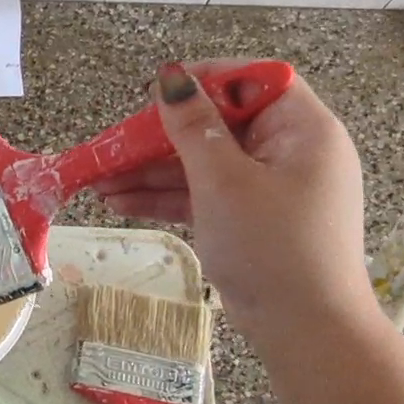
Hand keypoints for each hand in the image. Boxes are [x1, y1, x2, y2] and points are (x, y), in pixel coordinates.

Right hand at [92, 62, 376, 342]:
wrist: (303, 326)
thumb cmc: (270, 245)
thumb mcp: (224, 180)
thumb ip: (194, 127)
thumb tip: (170, 77)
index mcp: (302, 130)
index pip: (254, 82)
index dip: (205, 80)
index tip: (155, 93)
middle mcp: (288, 152)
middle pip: (217, 126)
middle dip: (159, 137)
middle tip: (112, 147)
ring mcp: (266, 189)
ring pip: (201, 164)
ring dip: (150, 172)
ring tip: (100, 181)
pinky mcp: (247, 219)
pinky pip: (201, 195)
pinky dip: (164, 198)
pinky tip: (119, 203)